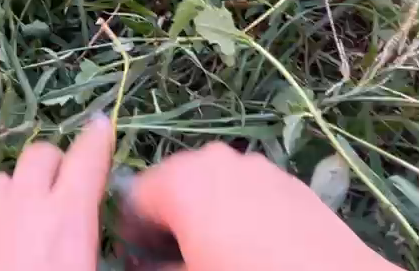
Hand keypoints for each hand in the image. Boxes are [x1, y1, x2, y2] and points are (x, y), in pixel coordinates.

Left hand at [0, 113, 115, 270]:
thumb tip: (96, 241)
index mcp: (67, 219)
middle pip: (40, 155)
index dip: (97, 140)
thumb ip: (94, 254)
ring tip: (15, 226)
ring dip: (10, 195)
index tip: (102, 127)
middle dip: (53, 168)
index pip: (88, 159)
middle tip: (59, 195)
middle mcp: (22, 204)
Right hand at [120, 143, 396, 270]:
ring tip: (219, 258)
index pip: (132, 198)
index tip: (140, 264)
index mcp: (180, 180)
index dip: (131, 235)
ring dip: (204, 218)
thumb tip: (144, 266)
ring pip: (211, 187)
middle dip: (168, 223)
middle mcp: (211, 158)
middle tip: (178, 263)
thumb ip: (157, 270)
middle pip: (171, 186)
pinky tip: (257, 254)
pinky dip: (239, 215)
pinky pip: (246, 193)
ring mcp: (253, 166)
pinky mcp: (287, 181)